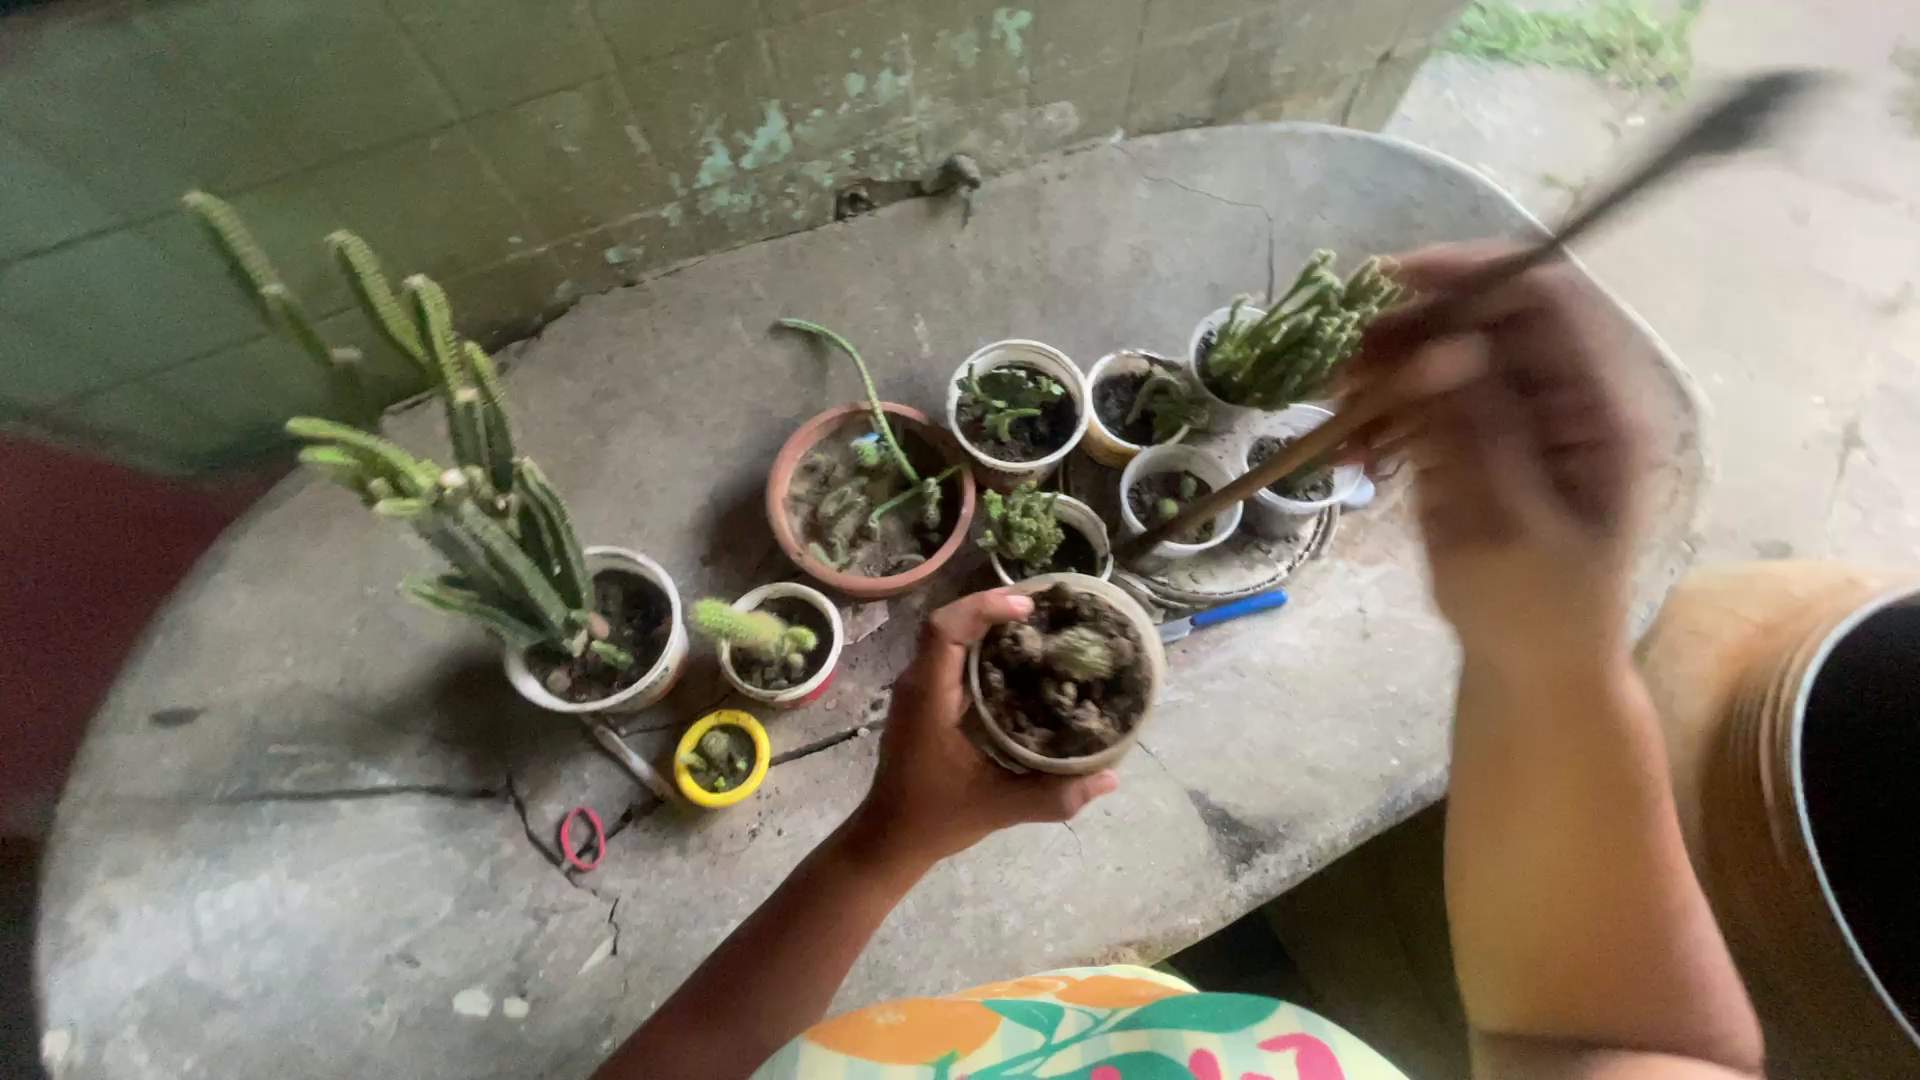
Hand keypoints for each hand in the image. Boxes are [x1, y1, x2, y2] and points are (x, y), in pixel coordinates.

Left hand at [849, 589, 1118, 865]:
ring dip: (986, 622)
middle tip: (1042, 609)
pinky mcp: (923, 697)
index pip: (945, 630)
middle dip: (992, 607)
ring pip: (948, 635)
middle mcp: (918, 683)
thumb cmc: (935, 818)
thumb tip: (1109, 778)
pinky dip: (980, 644)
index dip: (982, 607)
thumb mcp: (997, 808)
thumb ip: (1052, 796)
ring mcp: (917, 688)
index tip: (1027, 608)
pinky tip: (1015, 656)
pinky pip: (950, 654)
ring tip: (1035, 623)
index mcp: (929, 698)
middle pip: (948, 622)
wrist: (889, 837)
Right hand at [1359, 243, 1649, 676]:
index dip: (1470, 275)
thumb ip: (1478, 432)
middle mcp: (1564, 397)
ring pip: (1445, 363)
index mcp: (1598, 408)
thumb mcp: (1504, 523)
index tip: (1385, 283)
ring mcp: (1521, 419)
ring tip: (1339, 424)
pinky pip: (1427, 406)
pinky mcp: (1482, 441)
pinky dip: (1384, 421)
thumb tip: (1448, 348)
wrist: (1530, 655)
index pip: (1544, 301)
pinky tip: (1357, 457)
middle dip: (1405, 337)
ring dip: (1383, 382)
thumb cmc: (1530, 603)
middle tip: (1339, 371)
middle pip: (1484, 324)